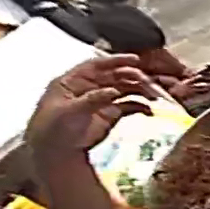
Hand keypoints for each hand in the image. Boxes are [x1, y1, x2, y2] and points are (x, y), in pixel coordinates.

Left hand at [25, 55, 158, 158]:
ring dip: (141, 91)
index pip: (96, 66)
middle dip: (134, 77)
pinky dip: (141, 107)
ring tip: (155, 96)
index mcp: (73, 81)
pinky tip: (149, 111)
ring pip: (125, 90)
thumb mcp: (70, 110)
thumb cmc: (54, 127)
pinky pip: (130, 106)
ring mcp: (101, 100)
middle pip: (115, 77)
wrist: (57, 149)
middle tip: (152, 82)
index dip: (115, 61)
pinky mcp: (111, 114)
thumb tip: (114, 90)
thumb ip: (92, 99)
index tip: (136, 59)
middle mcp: (89, 87)